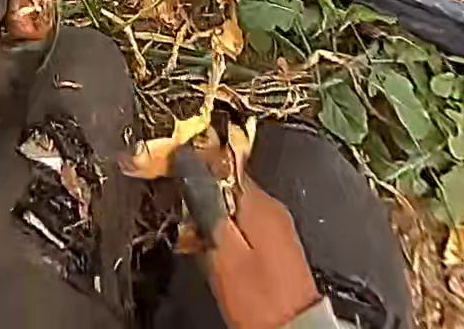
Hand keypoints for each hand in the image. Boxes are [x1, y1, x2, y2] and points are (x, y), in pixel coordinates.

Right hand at [203, 175, 320, 328]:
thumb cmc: (257, 297)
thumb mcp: (223, 250)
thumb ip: (208, 207)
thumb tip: (192, 167)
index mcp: (259, 201)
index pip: (222, 166)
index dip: (198, 173)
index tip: (182, 188)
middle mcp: (272, 207)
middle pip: (229, 188)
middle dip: (208, 203)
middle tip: (194, 231)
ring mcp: (279, 227)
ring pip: (238, 209)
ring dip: (219, 223)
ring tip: (208, 249)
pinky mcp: (281, 247)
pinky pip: (249, 228)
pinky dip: (234, 237)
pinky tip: (227, 260)